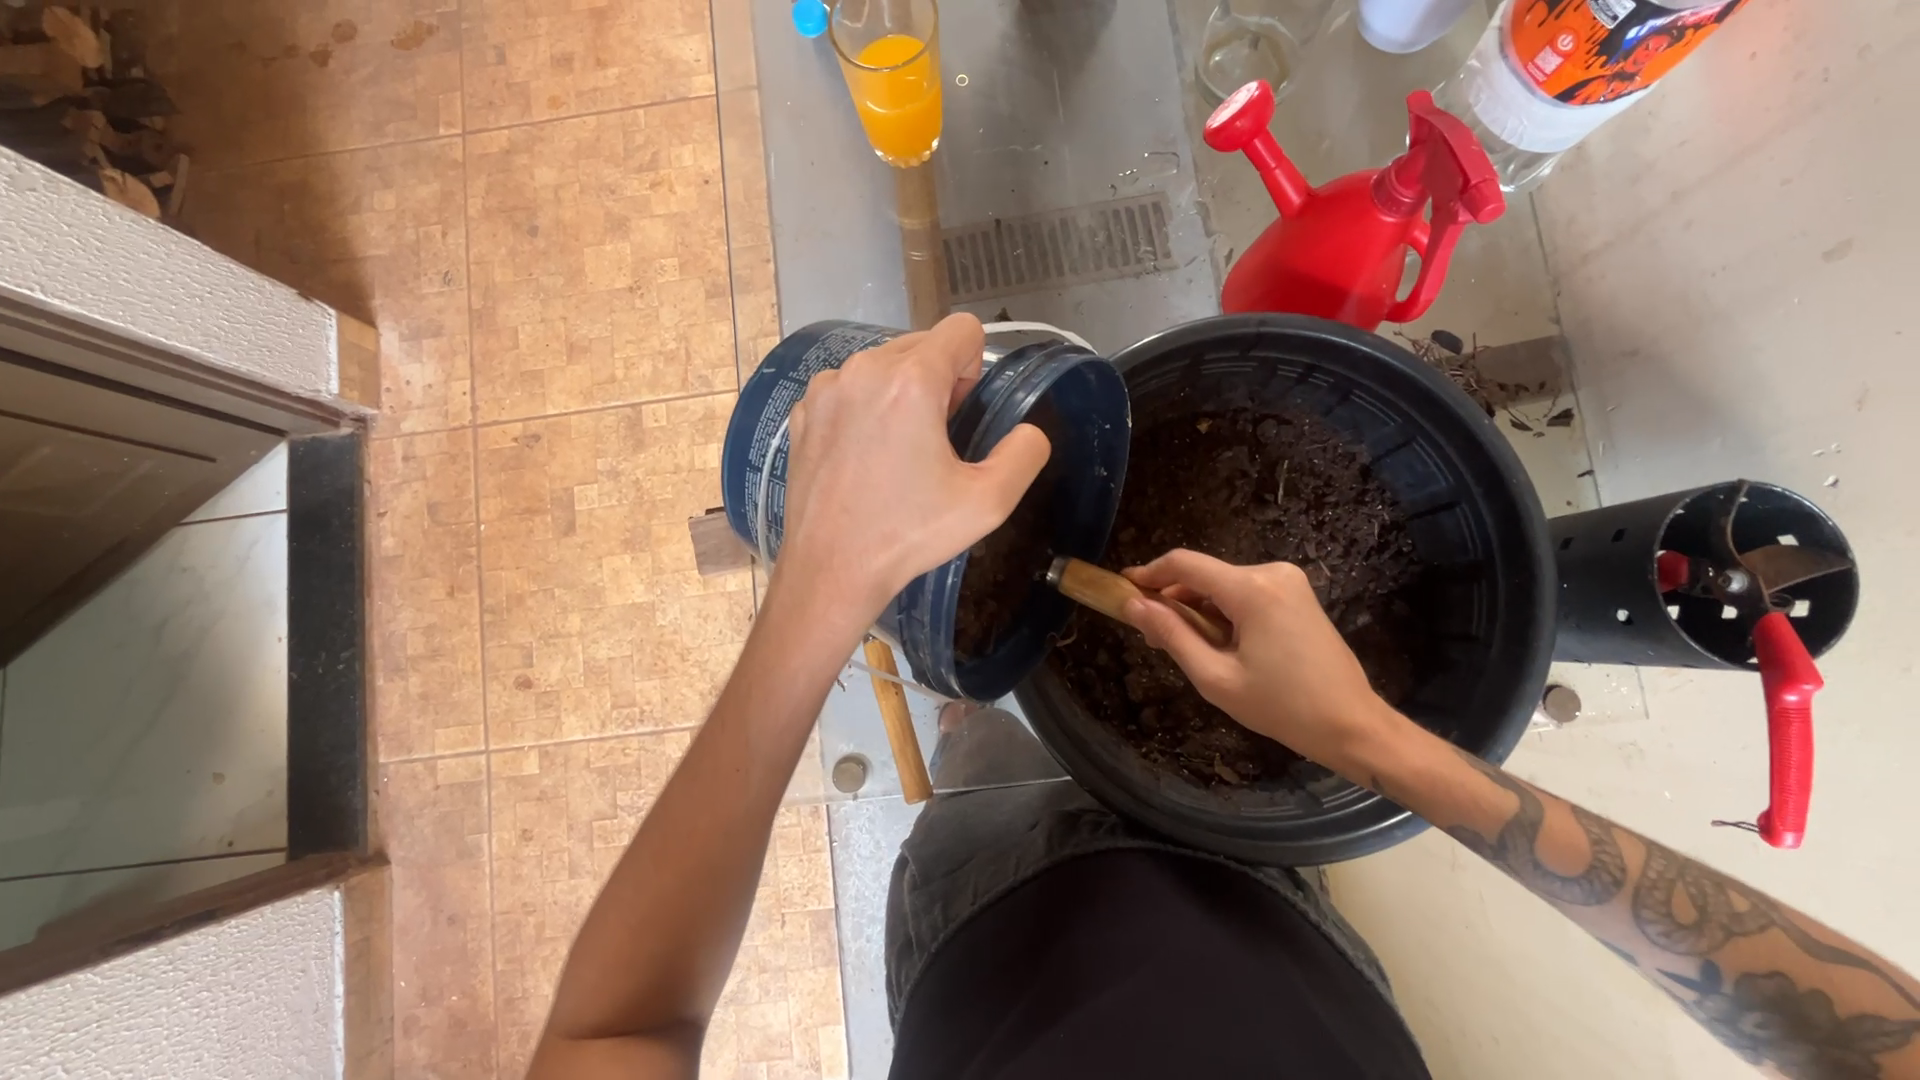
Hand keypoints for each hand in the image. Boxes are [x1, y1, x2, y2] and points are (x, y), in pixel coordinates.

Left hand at [774, 313, 1051, 626]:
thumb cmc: (909, 534)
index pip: (962, 330)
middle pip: (921, 345)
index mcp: (911, 381)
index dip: (975, 368)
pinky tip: (862, 458)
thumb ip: (1026, 452)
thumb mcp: (989, 501)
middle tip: (934, 444)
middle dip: (938, 382)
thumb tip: (1030, 429)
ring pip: (882, 366)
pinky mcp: (803, 412)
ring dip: (899, 394)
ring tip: (896, 453)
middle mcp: (863, 369)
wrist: (830, 569)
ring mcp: (825, 389)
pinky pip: (848, 389)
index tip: (961, 415)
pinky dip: (863, 410)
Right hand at [1120, 549, 1404, 773]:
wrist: (1352, 725)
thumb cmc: (1281, 707)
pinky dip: (1223, 613)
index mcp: (1252, 590)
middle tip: (1154, 639)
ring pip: (1222, 586)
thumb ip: (1172, 635)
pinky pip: (1244, 594)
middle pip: (1204, 575)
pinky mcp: (1296, 594)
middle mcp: (1271, 573)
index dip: (1149, 573)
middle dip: (1173, 601)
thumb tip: (1133, 606)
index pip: (1185, 564)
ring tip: (1186, 649)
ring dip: (1198, 610)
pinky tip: (1218, 645)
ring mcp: (1288, 581)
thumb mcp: (1215, 677)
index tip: (1123, 589)